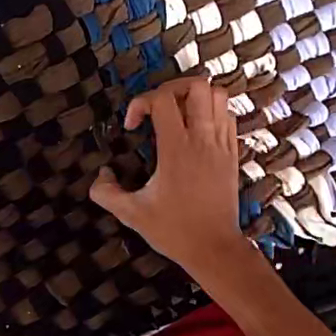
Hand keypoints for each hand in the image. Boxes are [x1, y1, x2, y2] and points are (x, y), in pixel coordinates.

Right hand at [89, 79, 253, 276]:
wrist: (215, 249)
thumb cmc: (174, 230)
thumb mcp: (131, 214)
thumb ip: (105, 193)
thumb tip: (102, 174)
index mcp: (176, 149)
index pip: (161, 99)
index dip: (140, 103)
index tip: (131, 126)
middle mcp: (203, 140)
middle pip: (196, 86)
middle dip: (170, 88)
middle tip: (156, 109)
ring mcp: (222, 144)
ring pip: (218, 96)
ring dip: (194, 97)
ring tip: (177, 114)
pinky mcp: (233, 153)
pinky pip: (228, 115)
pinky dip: (212, 111)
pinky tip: (196, 129)